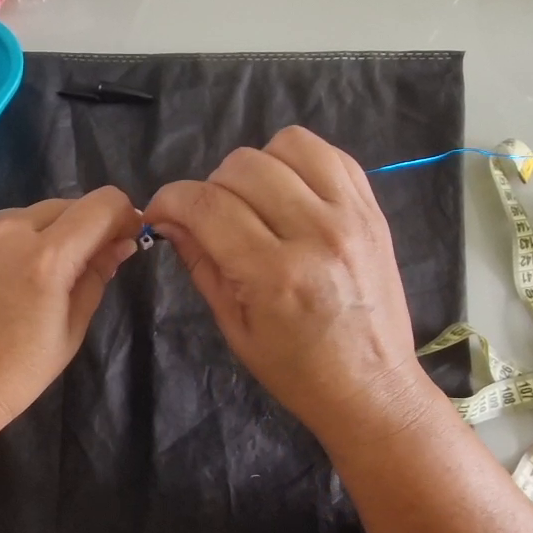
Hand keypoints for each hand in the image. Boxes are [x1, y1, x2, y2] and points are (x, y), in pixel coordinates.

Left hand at [0, 186, 143, 450]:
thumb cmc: (13, 376)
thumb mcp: (69, 333)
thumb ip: (95, 277)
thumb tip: (119, 243)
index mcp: (47, 257)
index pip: (102, 204)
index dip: (120, 216)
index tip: (120, 238)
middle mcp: (6, 231)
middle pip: (60, 206)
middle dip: (77, 229)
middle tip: (70, 269)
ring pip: (19, 217)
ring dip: (34, 237)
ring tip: (20, 283)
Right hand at [144, 127, 435, 444]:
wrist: (370, 386)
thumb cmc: (294, 370)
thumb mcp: (234, 327)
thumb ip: (201, 264)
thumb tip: (168, 221)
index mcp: (274, 274)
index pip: (207, 206)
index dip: (170, 200)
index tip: (159, 212)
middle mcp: (315, 233)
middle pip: (242, 166)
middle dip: (209, 187)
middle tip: (210, 220)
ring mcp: (351, 215)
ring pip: (286, 145)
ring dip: (255, 168)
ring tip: (252, 203)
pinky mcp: (373, 208)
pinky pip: (329, 153)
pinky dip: (297, 163)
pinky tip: (288, 194)